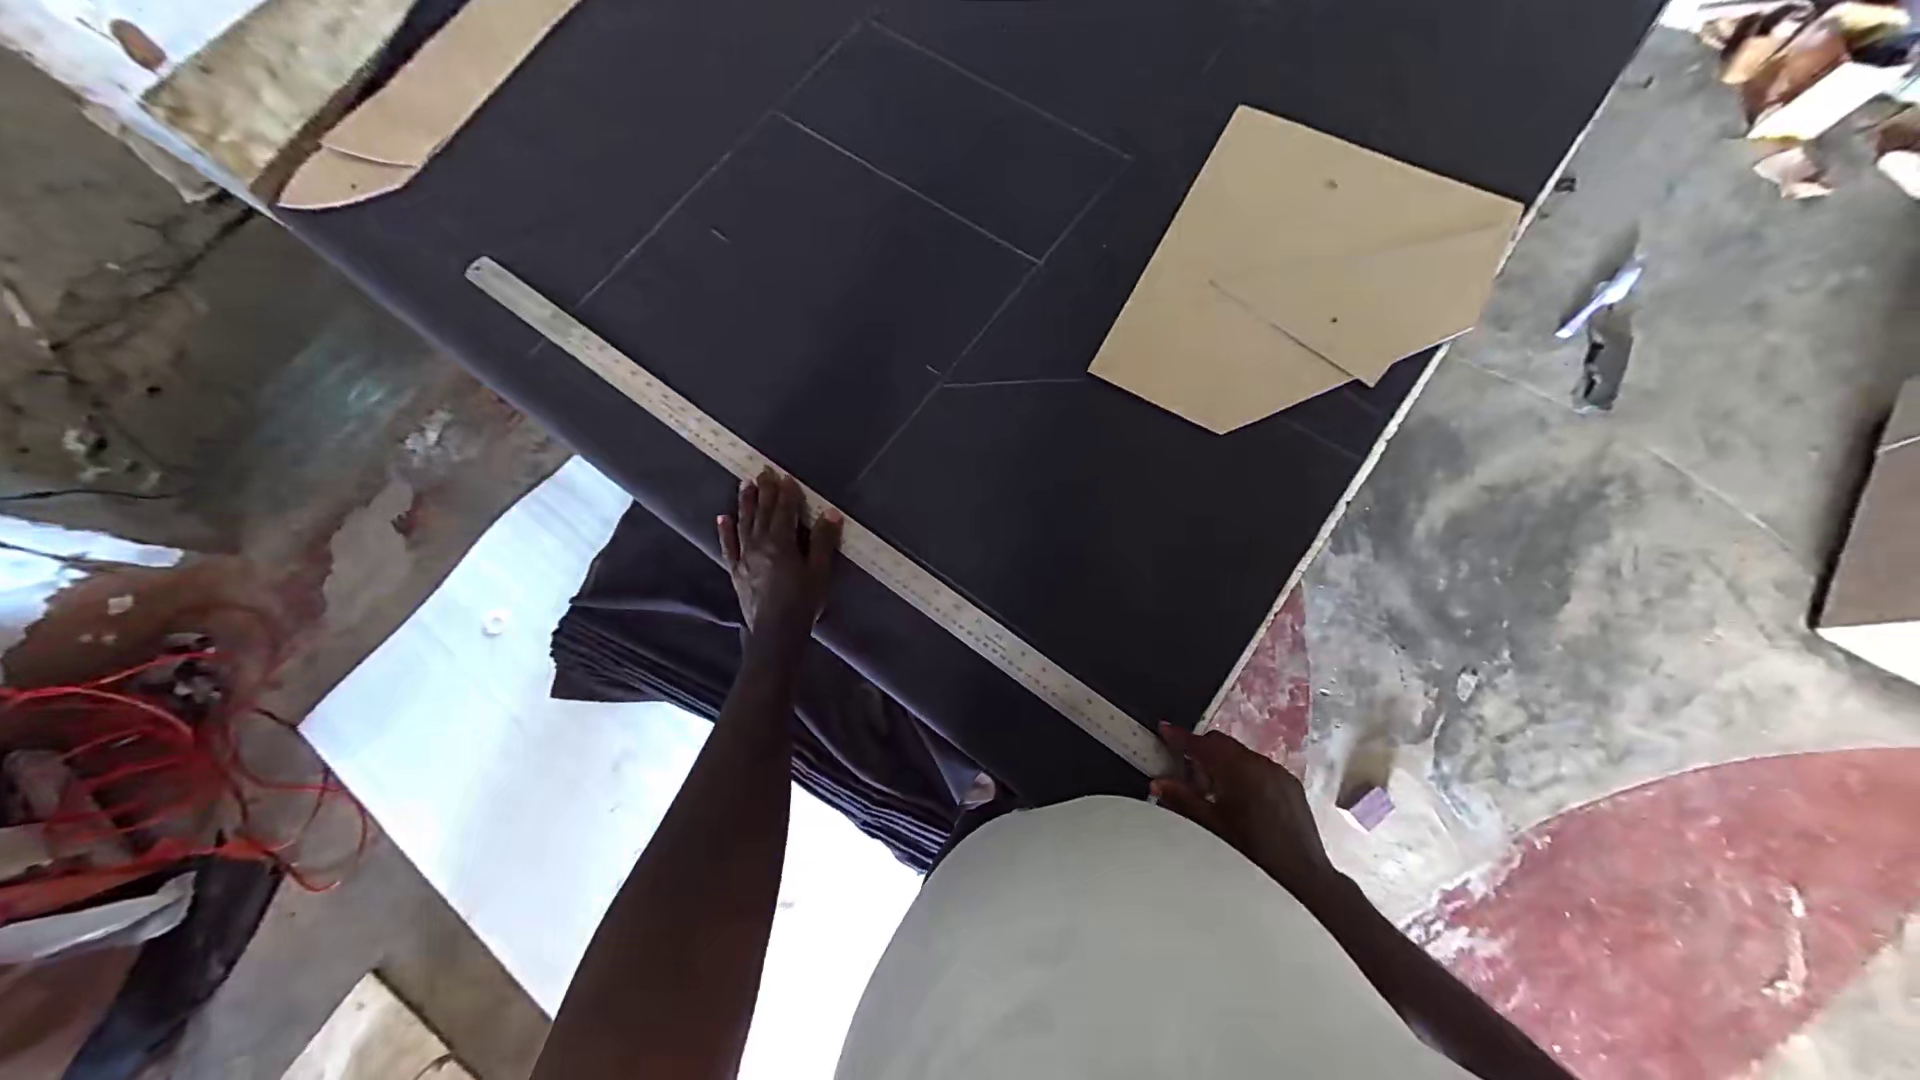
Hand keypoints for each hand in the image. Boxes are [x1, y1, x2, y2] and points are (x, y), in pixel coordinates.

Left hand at [716, 469, 842, 640]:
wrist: (775, 632)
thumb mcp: (819, 571)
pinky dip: (725, 531)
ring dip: (745, 502)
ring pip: (744, 523)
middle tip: (763, 471)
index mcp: (781, 542)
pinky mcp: (736, 571)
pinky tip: (722, 518)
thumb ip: (822, 541)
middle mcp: (759, 544)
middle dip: (765, 490)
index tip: (786, 476)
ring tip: (744, 484)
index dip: (786, 492)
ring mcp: (744, 557)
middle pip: (763, 512)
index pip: (784, 510)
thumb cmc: (802, 602)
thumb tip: (829, 513)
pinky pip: (728, 546)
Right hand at [1151, 723, 1339, 904]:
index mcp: (1241, 772)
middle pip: (1222, 745)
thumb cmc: (1253, 857)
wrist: (1304, 883)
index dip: (1180, 737)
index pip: (1204, 745)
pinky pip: (1257, 769)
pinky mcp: (1291, 786)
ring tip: (1208, 792)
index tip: (1163, 731)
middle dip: (1200, 752)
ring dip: (1220, 765)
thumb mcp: (1212, 828)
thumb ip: (1183, 800)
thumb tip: (1160, 783)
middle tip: (1180, 769)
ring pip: (1240, 756)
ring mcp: (1280, 774)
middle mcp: (1263, 765)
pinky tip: (1235, 801)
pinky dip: (1240, 774)